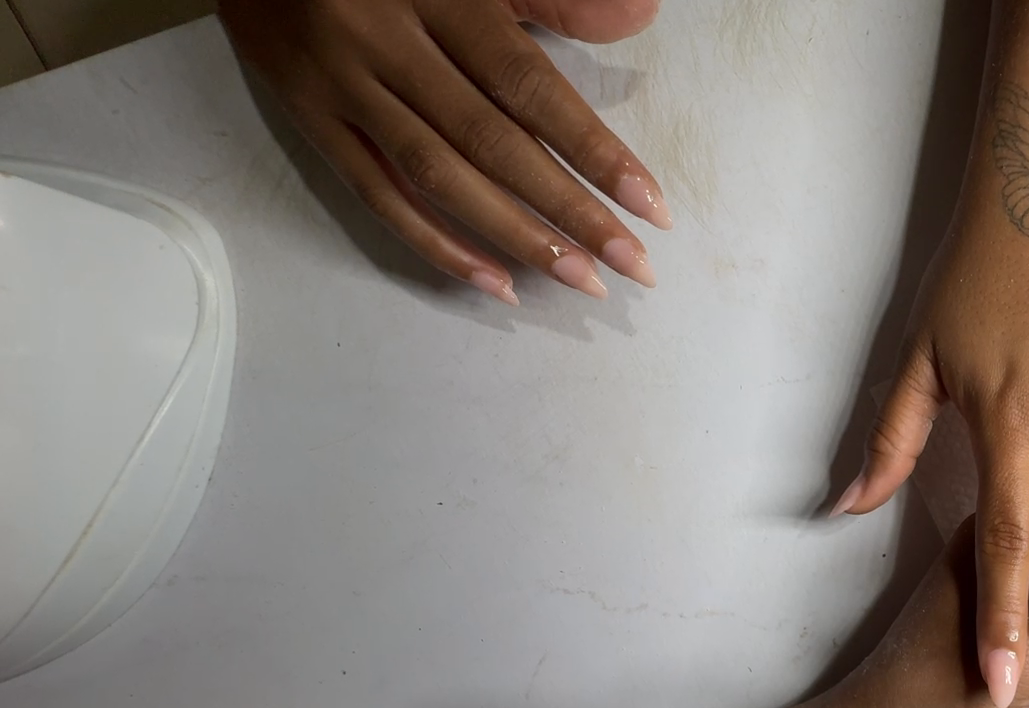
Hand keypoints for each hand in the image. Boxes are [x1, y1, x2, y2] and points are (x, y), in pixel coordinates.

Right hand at [219, 0, 670, 303]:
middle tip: (636, 268)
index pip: (532, 88)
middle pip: (494, 144)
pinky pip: (376, 194)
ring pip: (440, 177)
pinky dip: (440, 246)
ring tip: (586, 283)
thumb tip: (642, 14)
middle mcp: (383, 37)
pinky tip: (501, 285)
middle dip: (574, 214)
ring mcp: (337, 78)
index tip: (654, 211)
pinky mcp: (301, 111)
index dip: (596, 154)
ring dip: (520, 240)